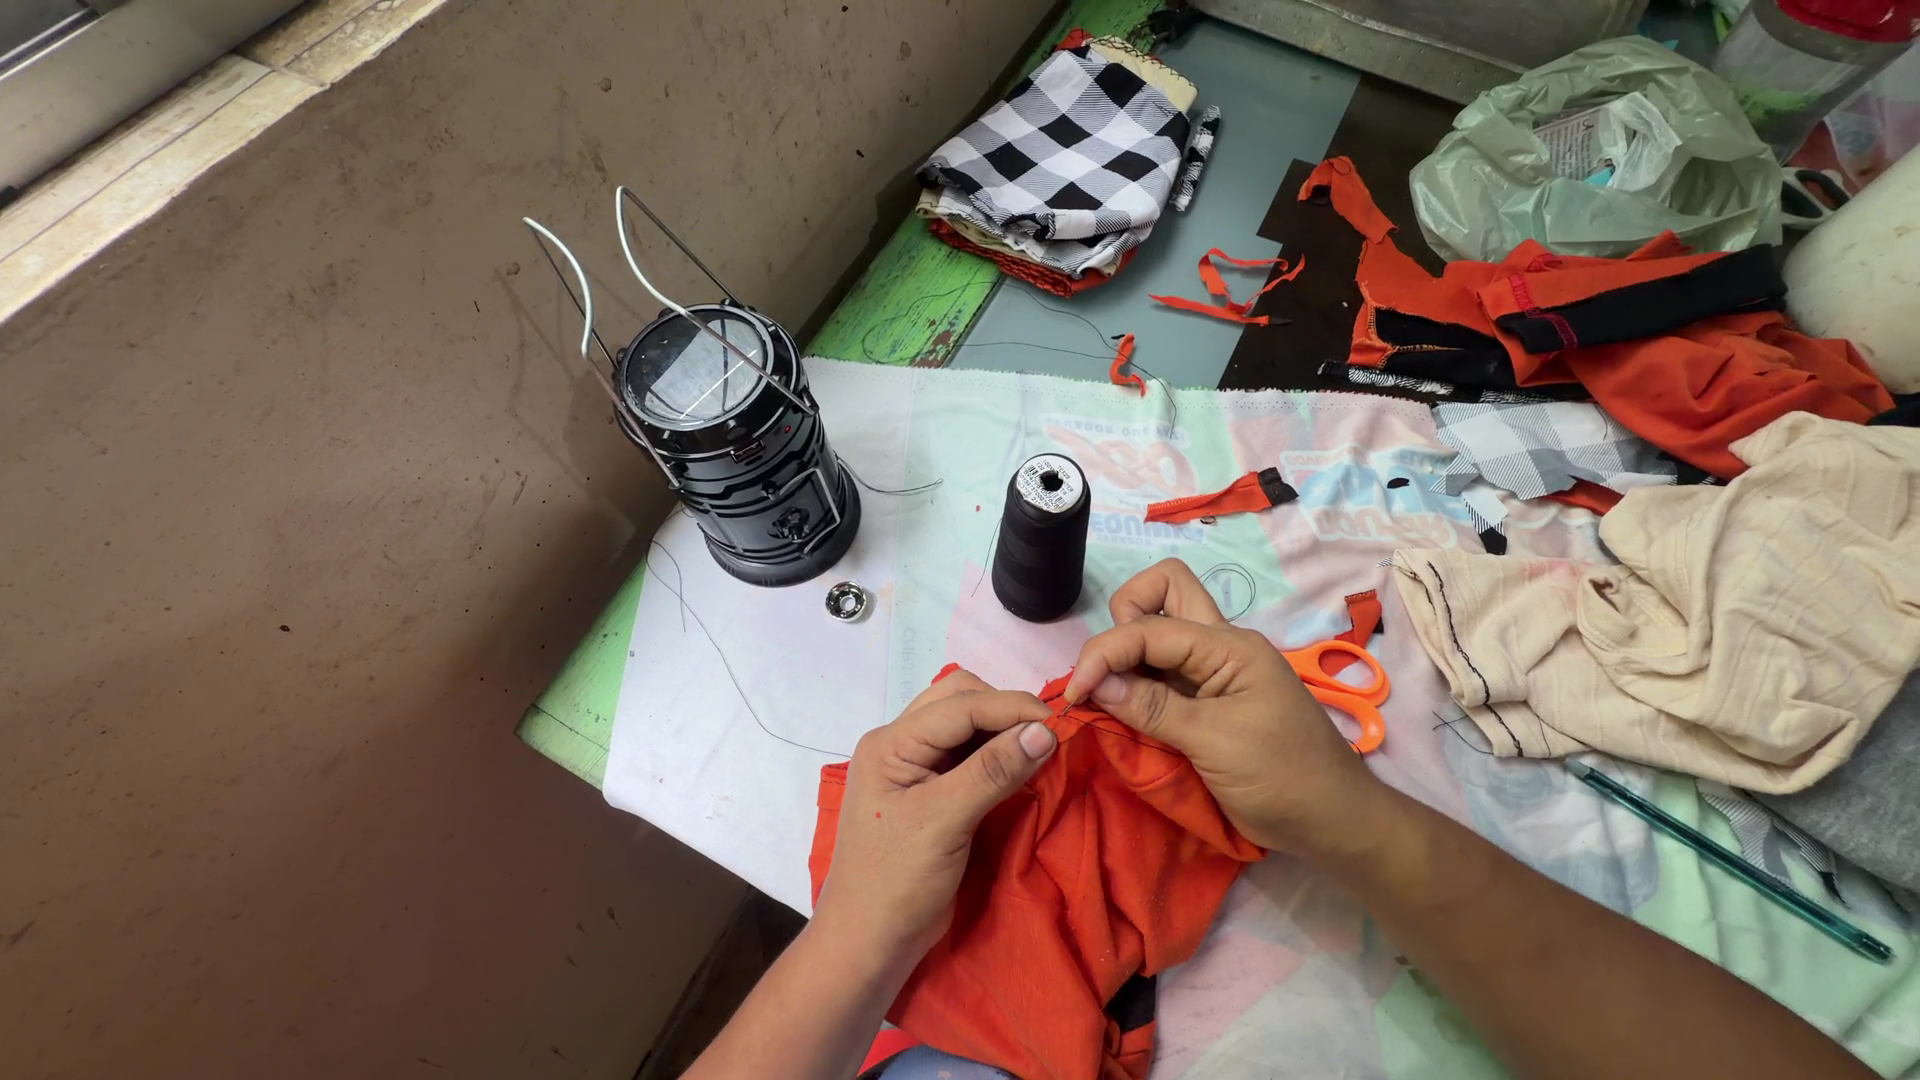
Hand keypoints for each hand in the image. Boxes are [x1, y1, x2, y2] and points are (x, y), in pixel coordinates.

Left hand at [812, 669, 1056, 960]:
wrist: (869, 943)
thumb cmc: (897, 882)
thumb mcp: (945, 822)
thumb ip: (993, 772)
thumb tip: (1045, 730)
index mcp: (891, 742)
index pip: (959, 704)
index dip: (1010, 707)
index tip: (1058, 723)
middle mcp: (900, 743)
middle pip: (958, 698)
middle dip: (1003, 709)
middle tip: (1044, 736)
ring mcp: (913, 765)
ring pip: (964, 721)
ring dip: (1000, 727)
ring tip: (1036, 747)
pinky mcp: (929, 787)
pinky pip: (966, 751)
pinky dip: (995, 751)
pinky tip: (1018, 764)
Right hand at [1062, 559, 1388, 857]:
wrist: (1333, 823)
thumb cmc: (1284, 779)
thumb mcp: (1214, 743)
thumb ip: (1152, 708)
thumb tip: (1096, 684)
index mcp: (1228, 645)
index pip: (1149, 628)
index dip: (1104, 653)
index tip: (1076, 695)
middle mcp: (1219, 645)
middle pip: (1164, 591)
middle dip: (1124, 616)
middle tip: (1105, 671)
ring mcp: (1213, 670)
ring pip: (1161, 626)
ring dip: (1127, 649)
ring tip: (1109, 691)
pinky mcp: (1206, 697)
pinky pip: (1162, 669)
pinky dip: (1135, 679)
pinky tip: (1124, 705)